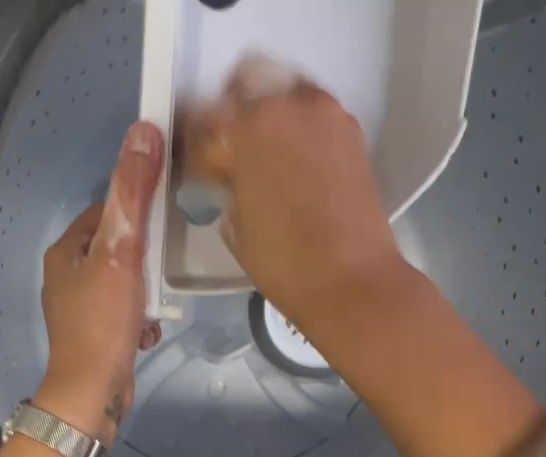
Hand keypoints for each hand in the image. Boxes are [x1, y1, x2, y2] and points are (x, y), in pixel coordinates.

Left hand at [37, 121, 165, 439]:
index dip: (137, 212)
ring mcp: (80, 310)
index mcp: (65, 251)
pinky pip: (125, 315)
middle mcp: (66, 277)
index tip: (163, 221)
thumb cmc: (102, 322)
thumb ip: (133, 194)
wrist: (93, 393)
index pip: (106, 211)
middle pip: (118, 249)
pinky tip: (150, 330)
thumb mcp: (121, 252)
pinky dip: (141, 319)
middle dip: (146, 259)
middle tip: (164, 268)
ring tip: (158, 303)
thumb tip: (143, 130)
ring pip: (125, 284)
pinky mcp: (96, 337)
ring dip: (147, 292)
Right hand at [178, 60, 410, 332]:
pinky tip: (289, 164)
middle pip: (249, 86)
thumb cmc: (284, 262)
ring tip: (260, 156)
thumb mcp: (237, 225)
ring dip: (269, 118)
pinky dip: (297, 130)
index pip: (208, 118)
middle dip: (234, 117)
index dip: (197, 141)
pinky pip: (313, 116)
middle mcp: (290, 105)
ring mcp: (326, 115)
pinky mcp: (351, 133)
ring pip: (285, 94)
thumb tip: (230, 178)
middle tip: (226, 151)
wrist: (350, 280)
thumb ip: (229, 187)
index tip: (194, 161)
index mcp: (249, 127)